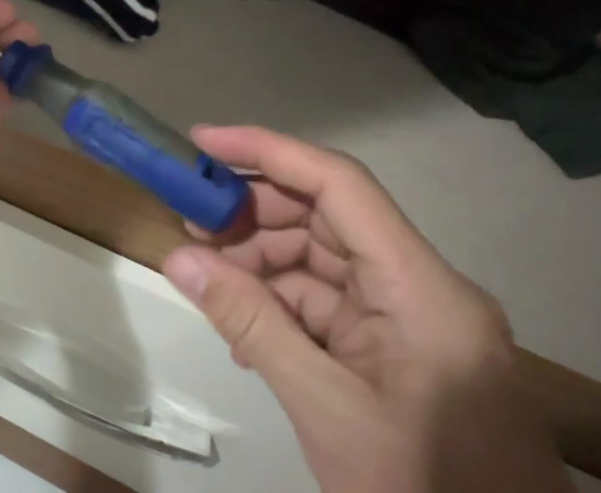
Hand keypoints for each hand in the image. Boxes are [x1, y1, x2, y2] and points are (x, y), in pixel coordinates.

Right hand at [164, 126, 569, 492]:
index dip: (267, 152)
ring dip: (261, 264)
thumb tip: (176, 257)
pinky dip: (282, 305)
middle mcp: (424, 289)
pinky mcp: (405, 351)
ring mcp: (416, 321)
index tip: (201, 143)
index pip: (340, 186)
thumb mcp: (325, 407)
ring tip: (208, 284)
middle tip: (189, 226)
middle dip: (253, 215)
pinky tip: (244, 332)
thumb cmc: (422, 486)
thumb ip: (251, 324)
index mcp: (423, 290)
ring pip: (323, 260)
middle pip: (328, 219)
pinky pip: (332, 303)